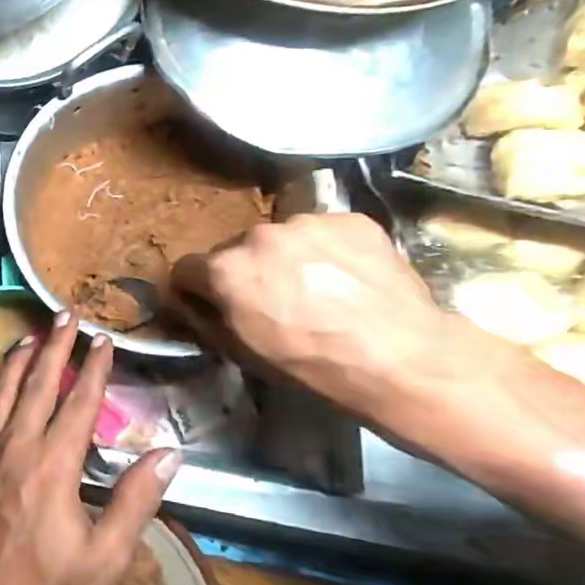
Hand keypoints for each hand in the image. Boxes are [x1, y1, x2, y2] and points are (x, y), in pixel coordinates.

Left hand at [0, 314, 179, 584]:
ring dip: (16, 359)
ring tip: (30, 333)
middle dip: (55, 346)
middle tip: (64, 314)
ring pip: (0, 391)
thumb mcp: (105, 555)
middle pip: (38, 384)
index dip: (95, 368)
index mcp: (55, 465)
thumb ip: (136, 500)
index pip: (80, 403)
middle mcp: (16, 447)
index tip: (104, 340)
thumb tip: (169, 454)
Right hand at [170, 214, 451, 414]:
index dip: (197, 290)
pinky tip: (347, 280)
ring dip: (285, 258)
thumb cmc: (309, 365)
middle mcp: (258, 235)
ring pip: (280, 239)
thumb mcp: (240, 352)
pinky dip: (326, 251)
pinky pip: (323, 233)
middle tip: (273, 301)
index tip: (215, 305)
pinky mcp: (350, 219)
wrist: (402, 360)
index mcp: (225, 269)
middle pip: (234, 250)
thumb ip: (201, 319)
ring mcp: (307, 222)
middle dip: (245, 272)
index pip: (187, 268)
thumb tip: (182, 300)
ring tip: (317, 290)